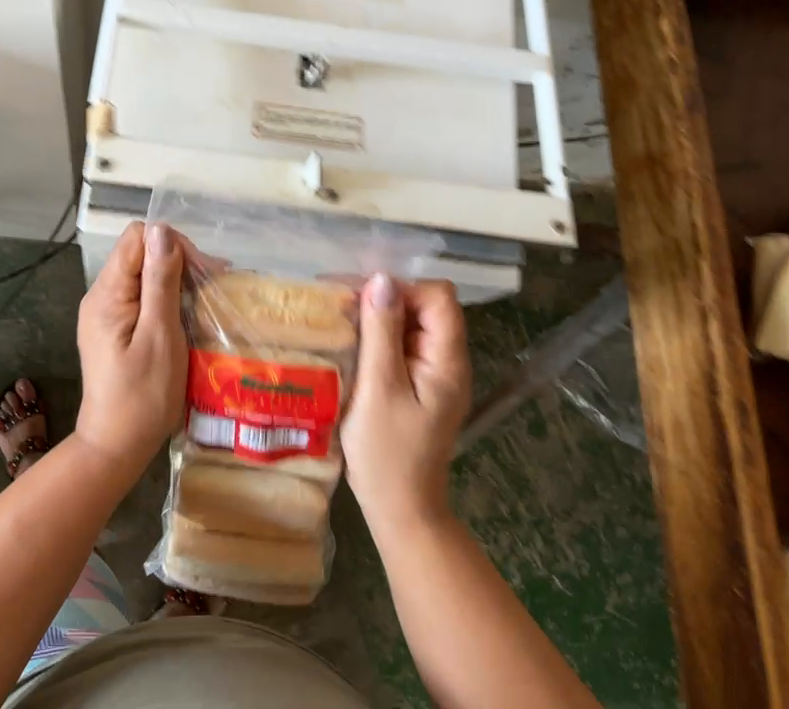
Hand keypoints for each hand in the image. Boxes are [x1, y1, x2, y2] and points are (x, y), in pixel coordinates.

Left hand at [74, 221, 189, 466]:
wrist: (117, 446)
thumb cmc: (143, 395)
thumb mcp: (160, 335)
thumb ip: (160, 282)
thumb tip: (161, 229)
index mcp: (107, 294)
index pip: (137, 238)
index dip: (172, 244)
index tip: (202, 270)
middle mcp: (101, 296)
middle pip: (140, 254)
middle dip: (178, 262)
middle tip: (213, 286)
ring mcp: (106, 314)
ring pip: (142, 276)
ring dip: (175, 282)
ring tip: (206, 301)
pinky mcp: (115, 329)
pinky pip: (141, 299)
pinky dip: (166, 301)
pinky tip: (188, 316)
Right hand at [341, 275, 471, 522]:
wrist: (398, 507)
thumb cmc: (386, 451)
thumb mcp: (378, 387)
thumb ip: (381, 332)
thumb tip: (381, 280)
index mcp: (447, 360)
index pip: (437, 297)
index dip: (401, 289)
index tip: (360, 298)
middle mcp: (447, 362)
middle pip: (426, 308)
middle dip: (385, 301)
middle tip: (342, 309)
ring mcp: (434, 375)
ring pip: (411, 326)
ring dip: (378, 320)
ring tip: (341, 324)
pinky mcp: (418, 387)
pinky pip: (402, 348)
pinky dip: (378, 341)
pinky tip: (351, 348)